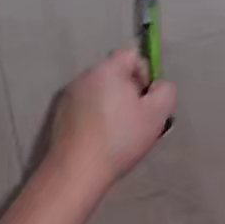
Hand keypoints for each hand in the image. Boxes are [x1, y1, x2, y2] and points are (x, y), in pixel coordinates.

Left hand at [45, 47, 176, 189]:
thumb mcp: (156, 115)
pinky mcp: (59, 112)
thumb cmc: (120, 139)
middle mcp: (85, 75)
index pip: (131, 55)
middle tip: (135, 119)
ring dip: (111, 104)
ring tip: (117, 133)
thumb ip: (165, 92)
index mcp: (107, 69)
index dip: (144, 75)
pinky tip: (99, 139)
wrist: (77, 168)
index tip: (145, 101)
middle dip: (128, 92)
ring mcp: (69, 93)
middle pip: (114, 74)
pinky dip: (94, 116)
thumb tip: (158, 85)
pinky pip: (84, 105)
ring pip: (99, 90)